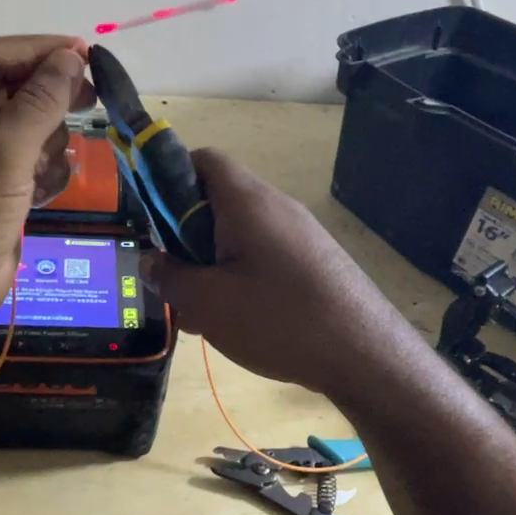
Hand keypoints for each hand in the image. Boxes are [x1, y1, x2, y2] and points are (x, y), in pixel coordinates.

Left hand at [0, 36, 93, 355]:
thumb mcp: (3, 153)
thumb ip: (40, 101)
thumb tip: (72, 58)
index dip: (37, 50)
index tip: (83, 51)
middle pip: (10, 90)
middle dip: (48, 99)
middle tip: (92, 97)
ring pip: (25, 127)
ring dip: (46, 141)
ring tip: (49, 164)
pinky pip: (28, 161)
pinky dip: (44, 170)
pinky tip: (48, 185)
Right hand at [142, 149, 411, 397]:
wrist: (365, 355)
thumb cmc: (278, 319)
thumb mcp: (207, 302)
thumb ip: (169, 277)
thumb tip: (150, 260)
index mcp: (246, 201)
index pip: (202, 160)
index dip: (168, 177)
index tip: (150, 219)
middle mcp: (276, 207)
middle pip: (217, 202)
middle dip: (185, 238)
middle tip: (173, 281)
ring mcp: (300, 236)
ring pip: (239, 237)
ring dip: (211, 267)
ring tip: (203, 315)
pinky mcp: (315, 264)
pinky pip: (264, 259)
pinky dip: (240, 281)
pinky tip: (238, 324)